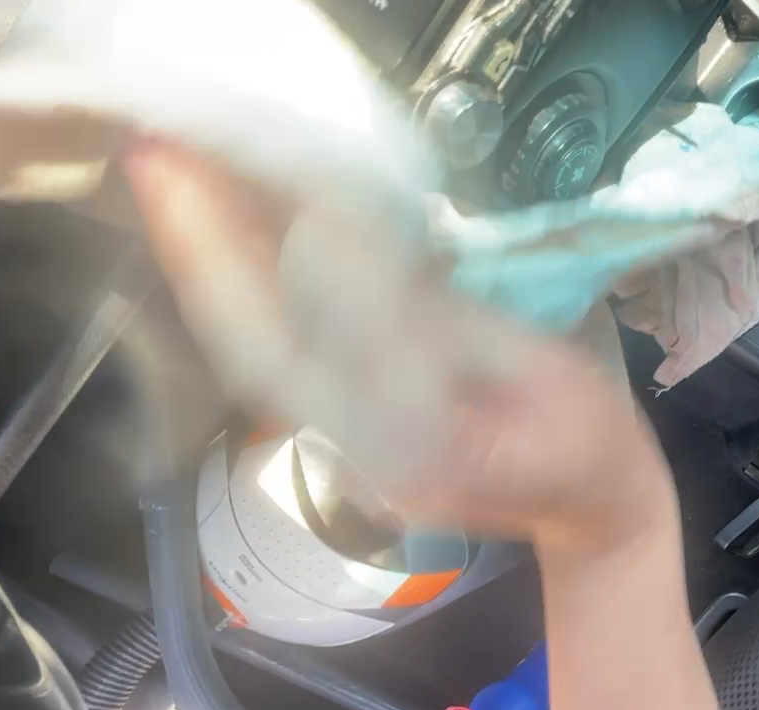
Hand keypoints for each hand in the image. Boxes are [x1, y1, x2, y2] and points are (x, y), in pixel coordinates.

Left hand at [123, 139, 673, 558]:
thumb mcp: (548, 372)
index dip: (284, 265)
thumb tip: (347, 239)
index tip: (245, 177)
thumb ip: (448, 317)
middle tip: (164, 155)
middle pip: (270, 361)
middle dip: (213, 257)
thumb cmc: (594, 440)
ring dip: (215, 270)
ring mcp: (353, 458)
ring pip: (263, 360)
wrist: (590, 506)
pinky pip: (284, 363)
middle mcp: (372, 466)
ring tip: (179, 174)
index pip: (344, 352)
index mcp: (435, 457)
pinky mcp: (349, 439)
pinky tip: (226, 234)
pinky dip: (249, 295)